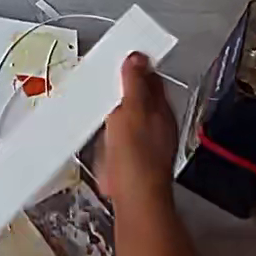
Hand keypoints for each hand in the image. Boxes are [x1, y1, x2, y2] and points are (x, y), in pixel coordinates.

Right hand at [99, 52, 177, 213]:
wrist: (134, 199)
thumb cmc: (136, 154)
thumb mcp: (132, 110)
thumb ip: (134, 83)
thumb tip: (137, 56)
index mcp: (160, 108)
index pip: (150, 77)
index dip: (135, 65)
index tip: (117, 56)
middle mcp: (156, 123)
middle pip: (138, 96)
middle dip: (120, 88)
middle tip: (101, 79)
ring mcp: (144, 142)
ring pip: (126, 117)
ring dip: (112, 110)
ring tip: (94, 101)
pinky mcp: (130, 159)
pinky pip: (116, 138)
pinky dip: (107, 133)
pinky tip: (97, 133)